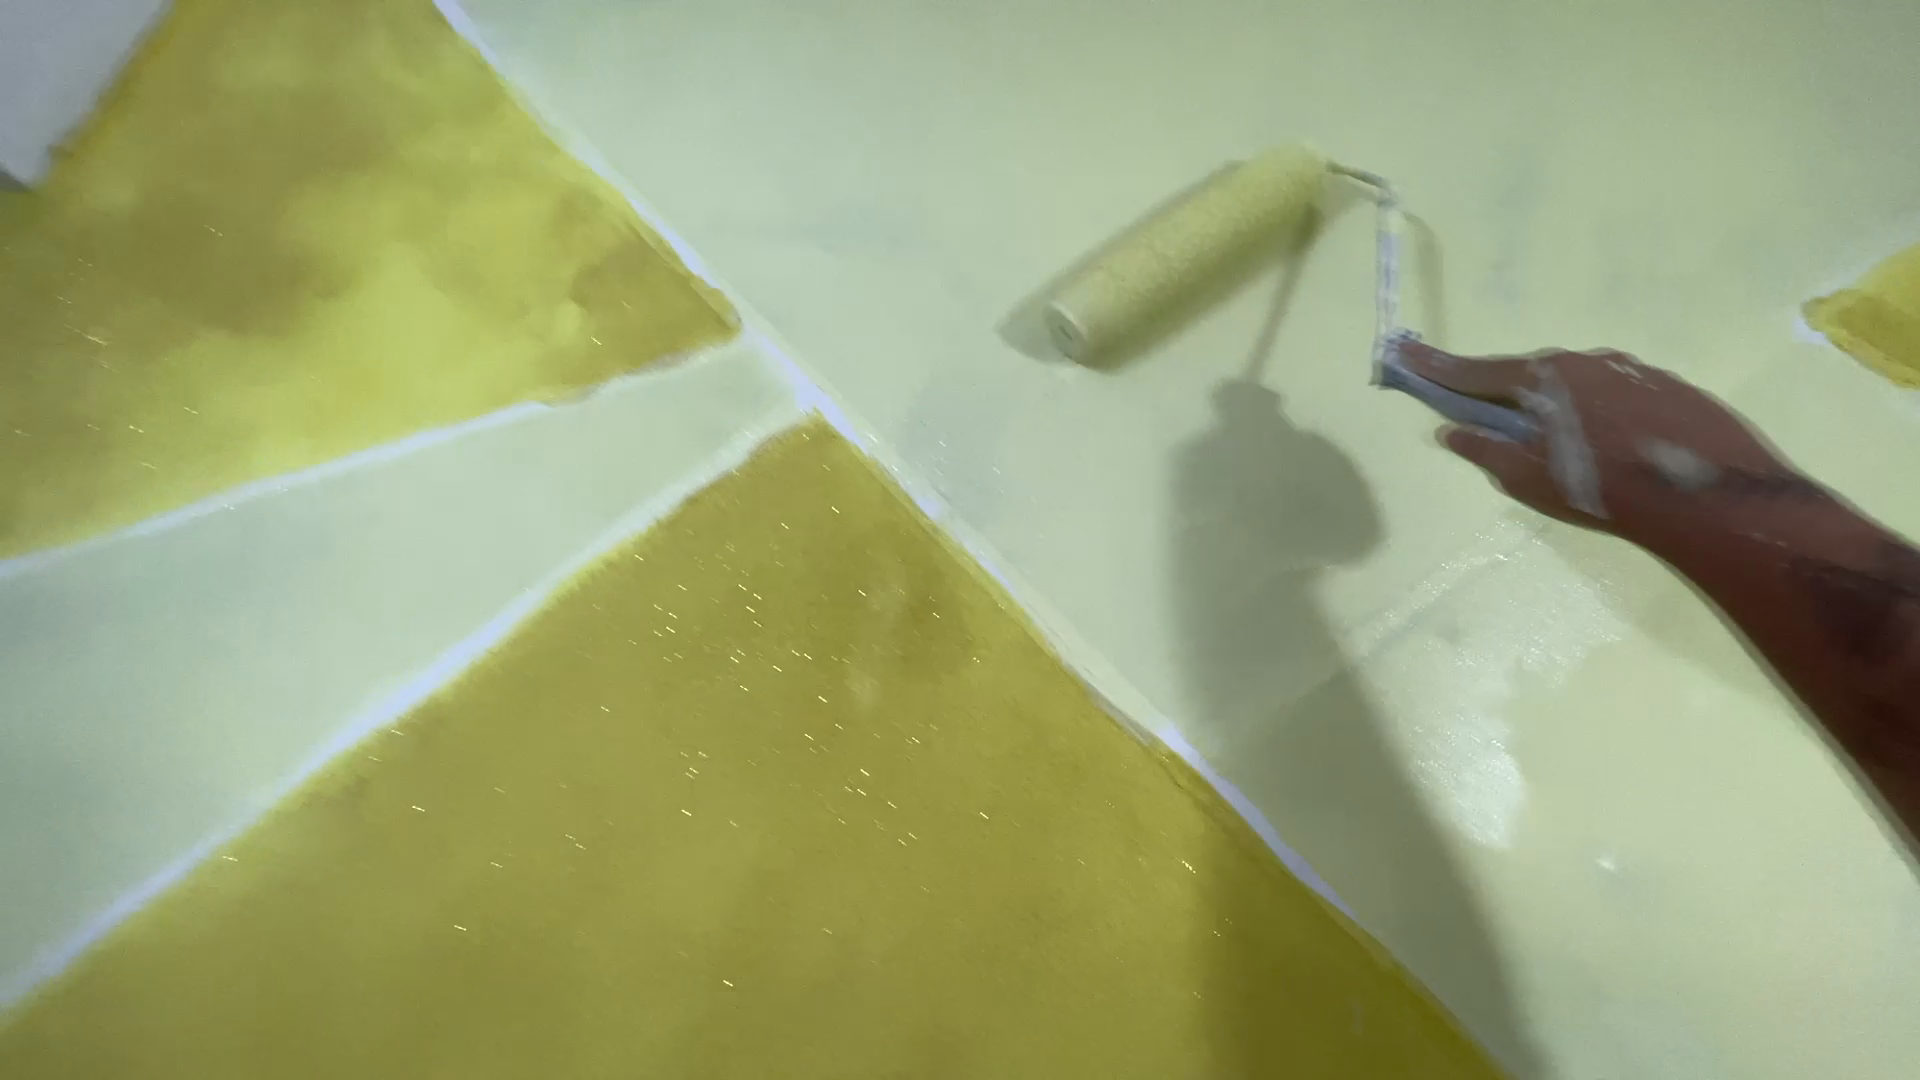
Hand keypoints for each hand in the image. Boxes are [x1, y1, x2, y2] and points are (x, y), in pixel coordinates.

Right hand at [1398, 341, 1791, 543]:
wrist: (1720, 503)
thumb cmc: (1603, 490)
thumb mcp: (1525, 478)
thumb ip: (1483, 449)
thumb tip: (1451, 431)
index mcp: (1546, 378)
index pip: (1474, 371)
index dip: (1433, 366)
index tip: (1401, 351)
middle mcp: (1589, 361)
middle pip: (1526, 374)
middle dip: (1498, 391)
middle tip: (1480, 416)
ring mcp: (1637, 371)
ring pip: (1574, 384)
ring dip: (1550, 404)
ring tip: (1551, 442)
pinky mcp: (1674, 389)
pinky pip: (1614, 394)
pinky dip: (1593, 411)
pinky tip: (1603, 444)